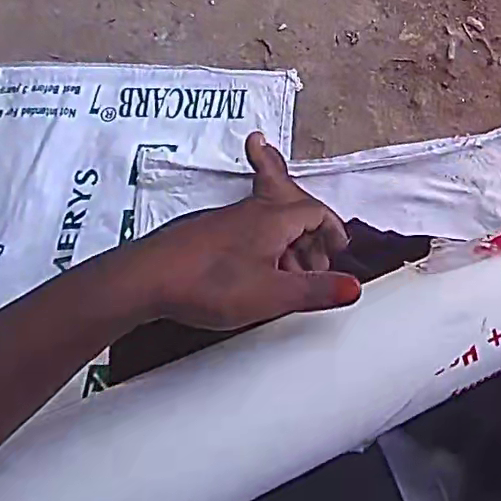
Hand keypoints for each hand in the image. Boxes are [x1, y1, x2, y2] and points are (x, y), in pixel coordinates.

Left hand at [108, 131, 359, 329]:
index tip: (341, 249)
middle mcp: (253, 212)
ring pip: (271, 220)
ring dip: (289, 244)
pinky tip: (259, 275)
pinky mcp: (211, 234)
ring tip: (292, 276)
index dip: (334, 230)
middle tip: (320, 255)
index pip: (317, 212)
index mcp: (274, 219)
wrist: (148, 277)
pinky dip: (265, 247)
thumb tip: (352, 287)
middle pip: (294, 206)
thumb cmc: (206, 282)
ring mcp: (229, 221)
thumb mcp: (272, 294)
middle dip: (312, 228)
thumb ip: (315, 291)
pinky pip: (250, 230)